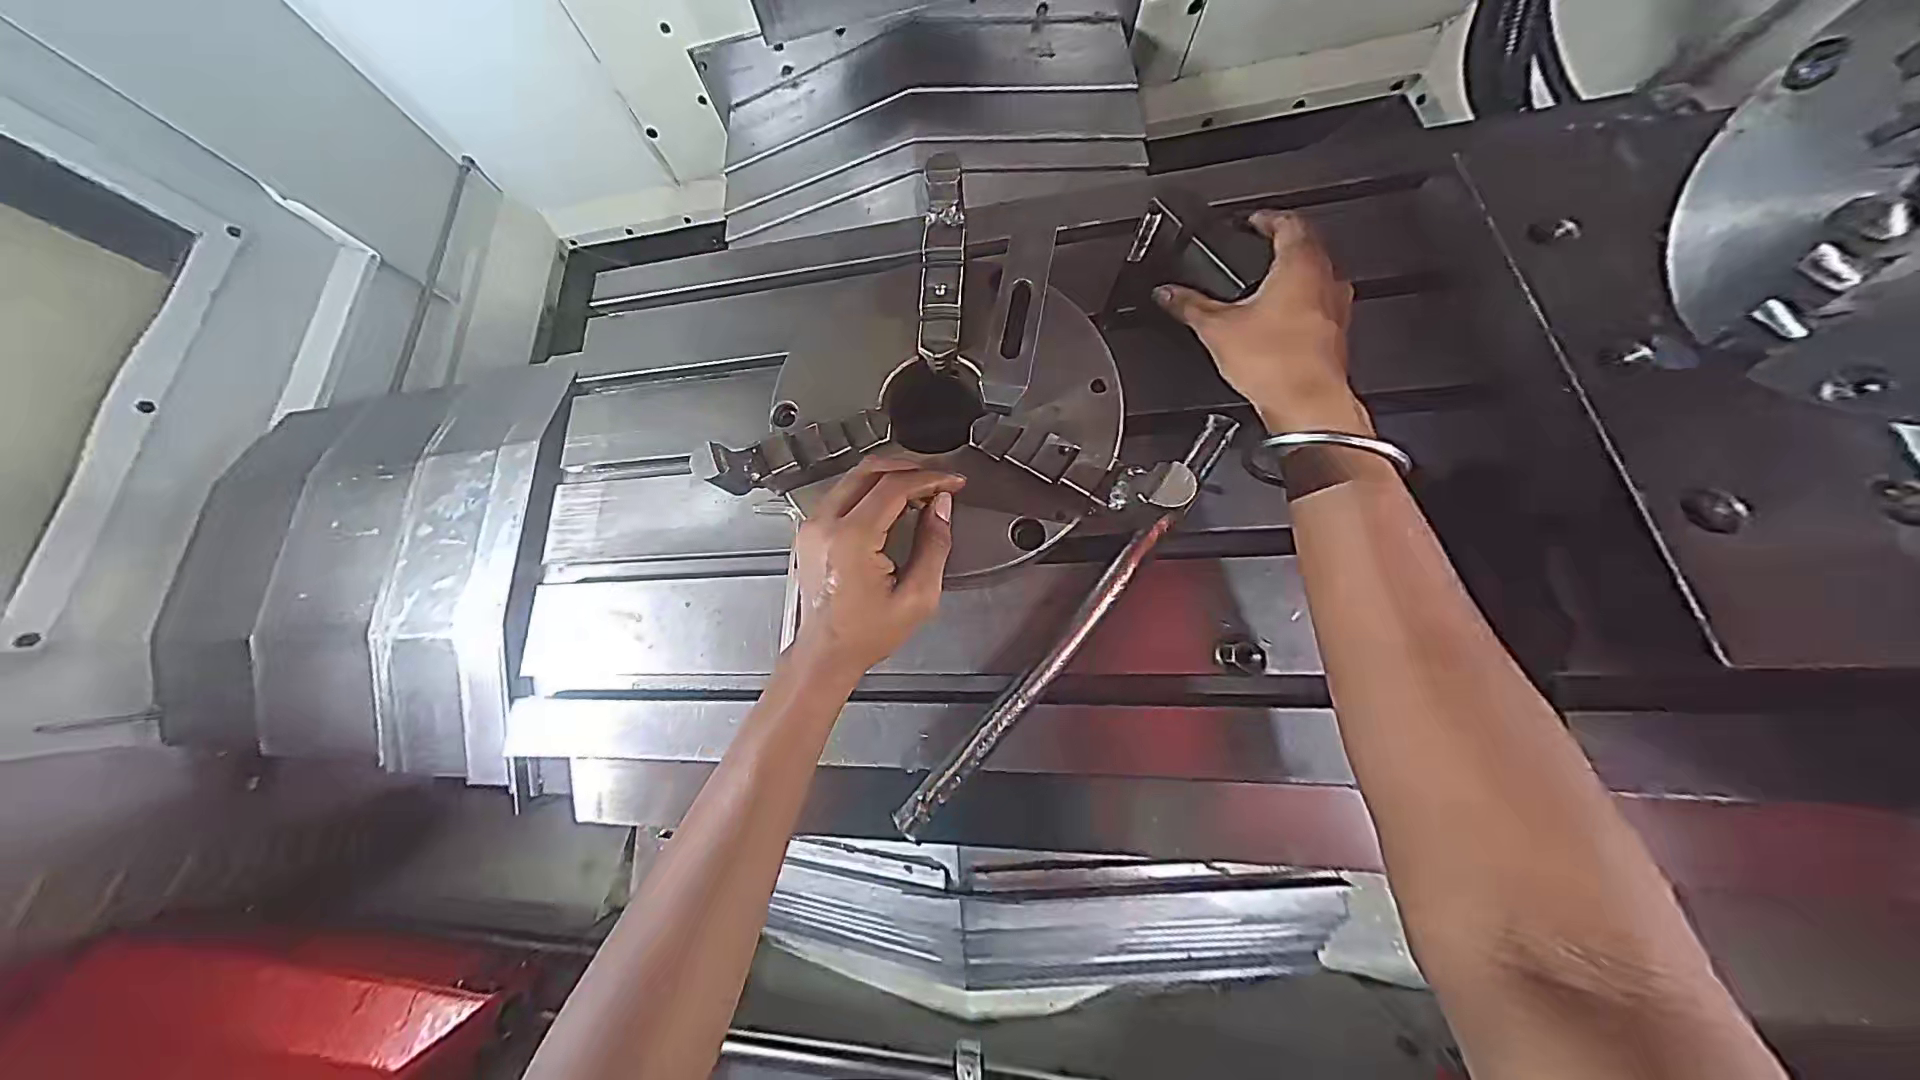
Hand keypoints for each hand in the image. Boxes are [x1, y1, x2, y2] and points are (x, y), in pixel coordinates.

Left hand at [791, 456, 964, 676]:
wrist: (826, 653)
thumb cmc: (864, 634)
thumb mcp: (918, 597)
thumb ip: (935, 546)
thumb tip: (941, 507)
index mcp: (851, 540)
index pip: (894, 486)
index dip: (930, 477)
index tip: (951, 481)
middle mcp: (825, 526)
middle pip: (870, 470)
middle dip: (911, 469)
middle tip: (938, 480)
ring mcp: (812, 526)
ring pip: (854, 477)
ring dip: (891, 477)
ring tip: (920, 493)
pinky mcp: (810, 531)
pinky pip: (842, 493)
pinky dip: (871, 490)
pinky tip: (893, 506)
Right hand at [1154, 210, 1371, 435]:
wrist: (1306, 404)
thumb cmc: (1276, 365)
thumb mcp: (1216, 329)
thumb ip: (1189, 305)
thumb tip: (1168, 294)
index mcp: (1300, 264)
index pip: (1288, 221)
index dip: (1265, 218)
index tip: (1252, 221)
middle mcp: (1326, 279)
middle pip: (1307, 245)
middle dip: (1281, 244)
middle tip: (1259, 249)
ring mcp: (1336, 306)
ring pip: (1317, 275)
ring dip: (1294, 274)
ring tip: (1267, 285)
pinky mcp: (1336, 333)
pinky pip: (1320, 306)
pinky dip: (1301, 304)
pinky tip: (1280, 322)